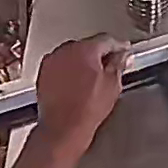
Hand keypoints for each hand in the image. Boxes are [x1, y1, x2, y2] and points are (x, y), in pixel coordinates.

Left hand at [34, 34, 128, 150]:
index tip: (124, 49)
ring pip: (73, 54)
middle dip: (99, 54)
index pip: (106, 40)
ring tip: (92, 79)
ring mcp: (52, 61)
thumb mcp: (113, 85)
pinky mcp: (43, 73)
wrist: (63, 128)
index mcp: (85, 49)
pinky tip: (77, 84)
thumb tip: (121, 57)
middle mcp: (65, 51)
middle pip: (88, 45)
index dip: (119, 45)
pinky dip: (69, 71)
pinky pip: (61, 65)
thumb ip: (118, 64)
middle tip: (111, 65)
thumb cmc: (85, 109)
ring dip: (83, 62)